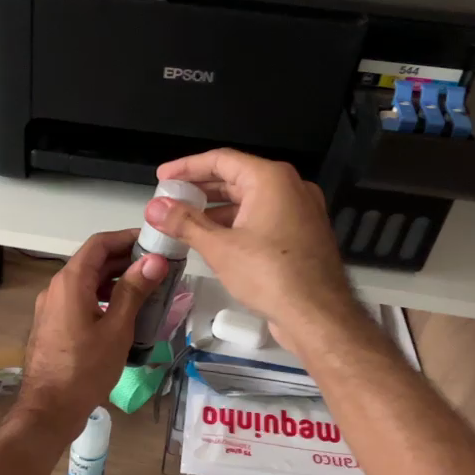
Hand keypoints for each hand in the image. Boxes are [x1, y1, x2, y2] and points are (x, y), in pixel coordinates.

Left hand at [15, 230, 168, 436]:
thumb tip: (154, 260)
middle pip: (93, 262)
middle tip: (159, 268)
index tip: (155, 242)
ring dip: (116, 281)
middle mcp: (56, 288)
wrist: (49, 408)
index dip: (127, 238)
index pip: (99, 244)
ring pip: (87, 282)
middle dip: (126, 260)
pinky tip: (125, 314)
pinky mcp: (54, 326)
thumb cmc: (85, 369)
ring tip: (148, 290)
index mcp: (70, 282)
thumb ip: (134, 291)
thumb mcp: (116, 329)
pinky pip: (80, 301)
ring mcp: (52, 307)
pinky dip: (103, 298)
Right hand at [149, 149, 355, 331]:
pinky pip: (264, 218)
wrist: (317, 315)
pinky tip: (216, 241)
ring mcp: (300, 211)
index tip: (164, 178)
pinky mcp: (302, 235)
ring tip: (187, 223)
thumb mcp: (219, 247)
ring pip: (251, 200)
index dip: (187, 167)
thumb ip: (184, 223)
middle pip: (237, 178)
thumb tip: (156, 208)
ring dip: (218, 210)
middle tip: (171, 200)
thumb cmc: (272, 275)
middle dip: (201, 189)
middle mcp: (291, 188)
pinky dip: (238, 224)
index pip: (221, 160)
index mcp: (271, 179)